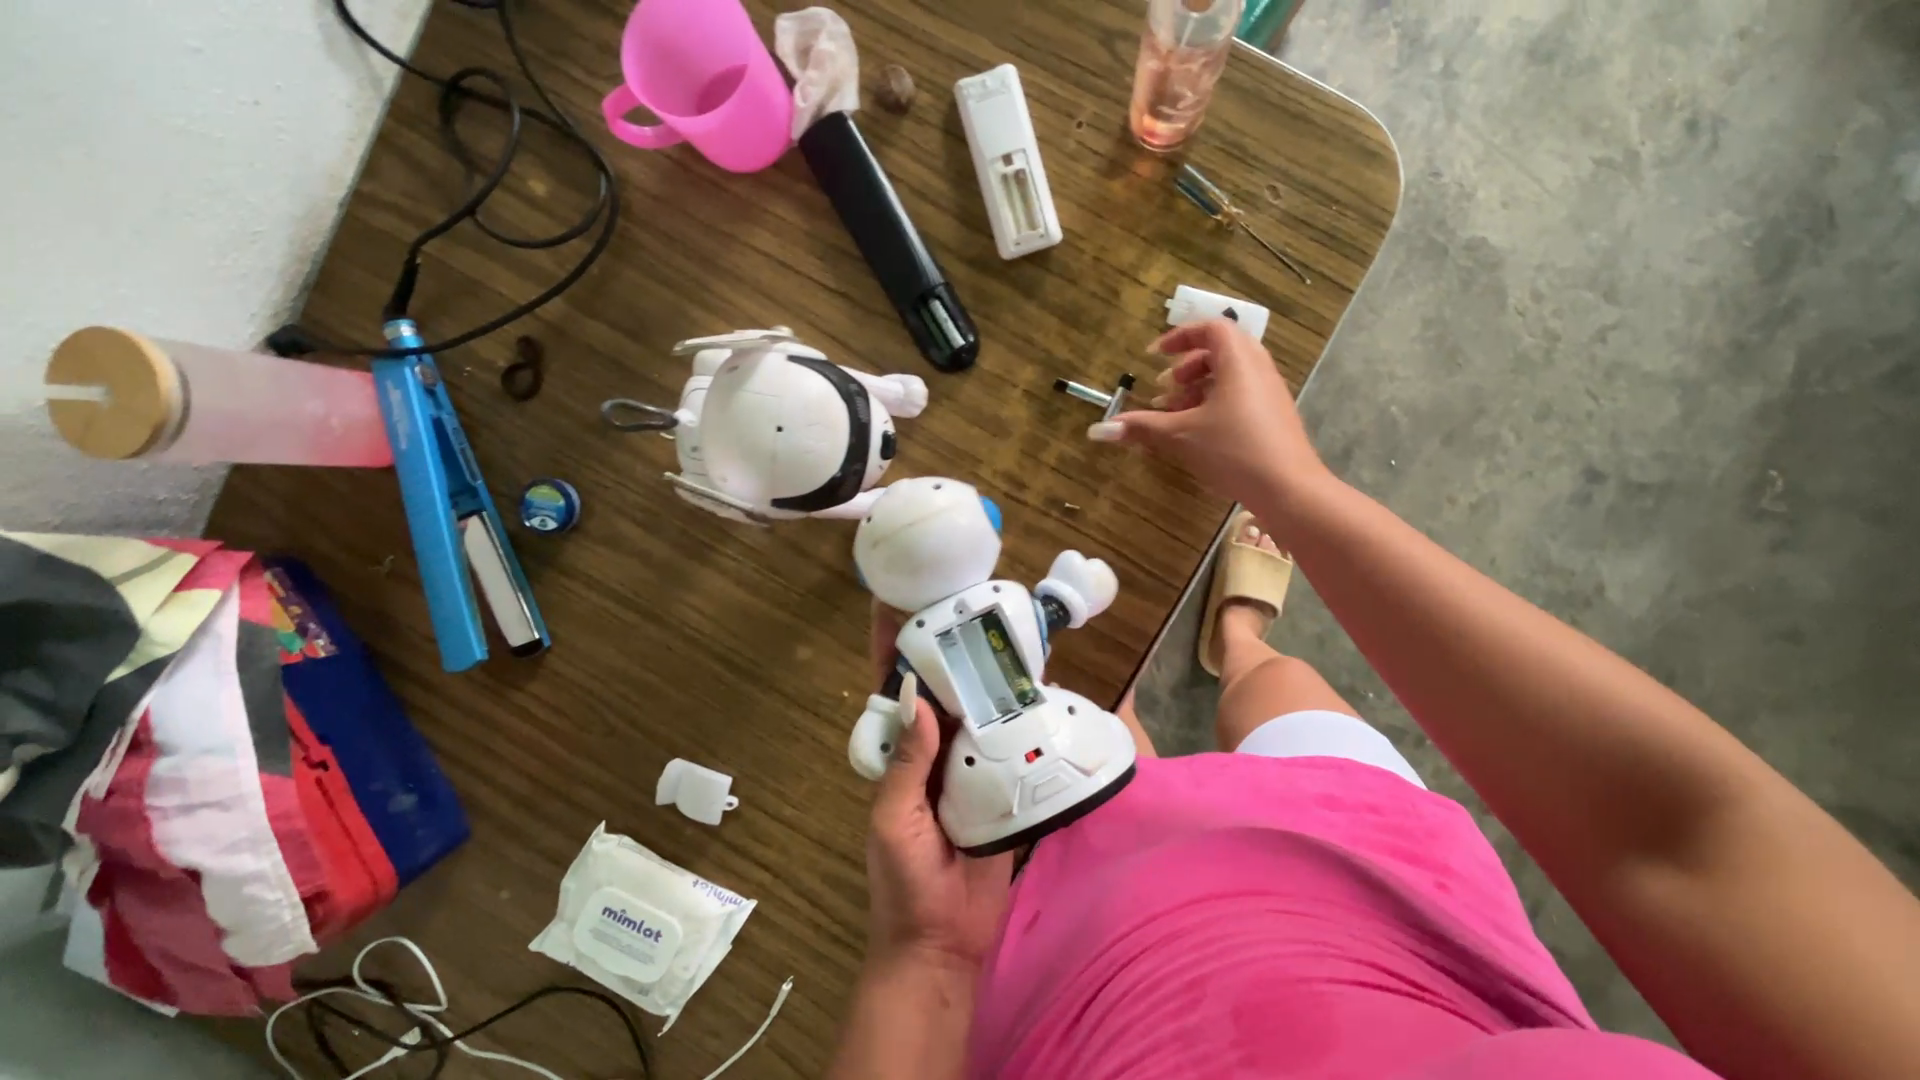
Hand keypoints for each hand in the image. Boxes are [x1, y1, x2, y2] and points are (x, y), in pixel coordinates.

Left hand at [864, 603, 1014, 967]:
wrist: (942, 944)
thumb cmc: (902, 881)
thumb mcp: (892, 818)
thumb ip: (908, 762)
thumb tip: (918, 696)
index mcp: (900, 757)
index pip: (895, 692)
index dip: (896, 649)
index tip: (903, 600)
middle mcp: (935, 756)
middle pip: (944, 695)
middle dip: (952, 654)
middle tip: (971, 607)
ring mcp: (971, 773)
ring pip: (980, 718)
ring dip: (990, 683)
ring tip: (1009, 639)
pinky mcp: (1004, 793)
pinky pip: (1012, 752)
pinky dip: (1022, 725)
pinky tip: (1039, 696)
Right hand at [1088, 318, 1329, 509]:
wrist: (1289, 489)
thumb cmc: (1234, 451)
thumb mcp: (1181, 437)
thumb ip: (1141, 428)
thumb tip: (1097, 430)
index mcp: (1238, 361)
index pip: (1212, 328)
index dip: (1181, 336)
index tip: (1156, 355)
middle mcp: (1259, 369)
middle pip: (1222, 350)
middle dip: (1188, 365)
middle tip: (1166, 387)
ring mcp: (1271, 394)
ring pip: (1232, 376)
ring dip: (1201, 387)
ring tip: (1177, 414)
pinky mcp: (1275, 418)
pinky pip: (1242, 396)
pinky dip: (1217, 403)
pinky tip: (1200, 434)